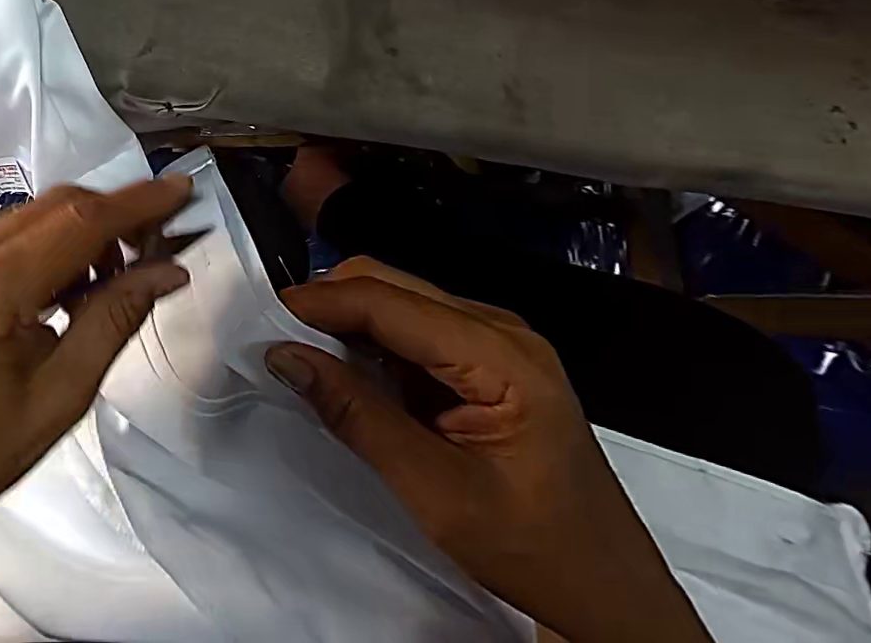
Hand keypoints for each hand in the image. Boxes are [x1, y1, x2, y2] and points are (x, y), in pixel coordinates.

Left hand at [0, 175, 192, 556]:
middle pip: (67, 204)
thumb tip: (171, 270)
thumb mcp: (64, 390)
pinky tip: (85, 282)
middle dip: (123, 212)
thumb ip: (119, 316)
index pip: (84, 220)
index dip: (142, 201)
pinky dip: (68, 242)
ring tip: (129, 271)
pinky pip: (28, 231)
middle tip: (166, 240)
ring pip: (49, 212)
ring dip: (97, 227)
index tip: (186, 190)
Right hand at [266, 258, 709, 642]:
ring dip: (350, 320)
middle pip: (396, 286)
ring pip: (403, 300)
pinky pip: (419, 328)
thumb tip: (288, 358)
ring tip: (304, 352)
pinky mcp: (489, 355)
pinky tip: (350, 369)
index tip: (265, 317)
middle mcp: (499, 326)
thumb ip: (360, 416)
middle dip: (332, 302)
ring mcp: (498, 337)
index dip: (324, 302)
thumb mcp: (436, 492)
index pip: (392, 302)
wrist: (605, 584)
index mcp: (500, 353)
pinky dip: (376, 341)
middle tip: (278, 335)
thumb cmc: (531, 546)